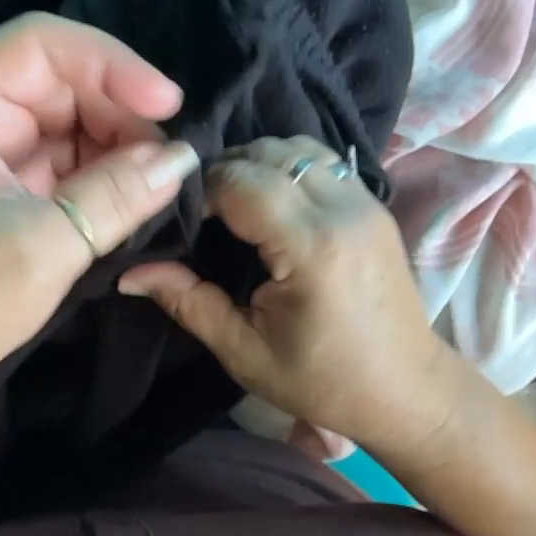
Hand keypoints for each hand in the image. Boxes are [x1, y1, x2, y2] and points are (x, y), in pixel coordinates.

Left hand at [0, 13, 201, 426]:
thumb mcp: (37, 250)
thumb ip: (113, 198)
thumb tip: (181, 159)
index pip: (39, 46)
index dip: (108, 61)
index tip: (167, 104)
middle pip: (62, 84)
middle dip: (122, 113)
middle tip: (169, 162)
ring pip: (72, 128)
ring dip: (120, 150)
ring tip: (158, 188)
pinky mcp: (9, 198)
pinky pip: (69, 170)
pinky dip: (106, 181)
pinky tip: (136, 203)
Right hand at [119, 136, 466, 454]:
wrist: (406, 388)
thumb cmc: (325, 381)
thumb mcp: (246, 352)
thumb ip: (190, 302)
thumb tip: (129, 272)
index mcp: (312, 246)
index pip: (239, 181)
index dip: (199, 192)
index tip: (179, 223)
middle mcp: (344, 208)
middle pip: (268, 152)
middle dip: (225, 171)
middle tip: (201, 215)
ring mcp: (367, 200)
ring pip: (299, 146)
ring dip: (259, 163)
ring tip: (235, 207)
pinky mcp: (376, 204)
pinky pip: (324, 161)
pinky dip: (289, 168)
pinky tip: (272, 206)